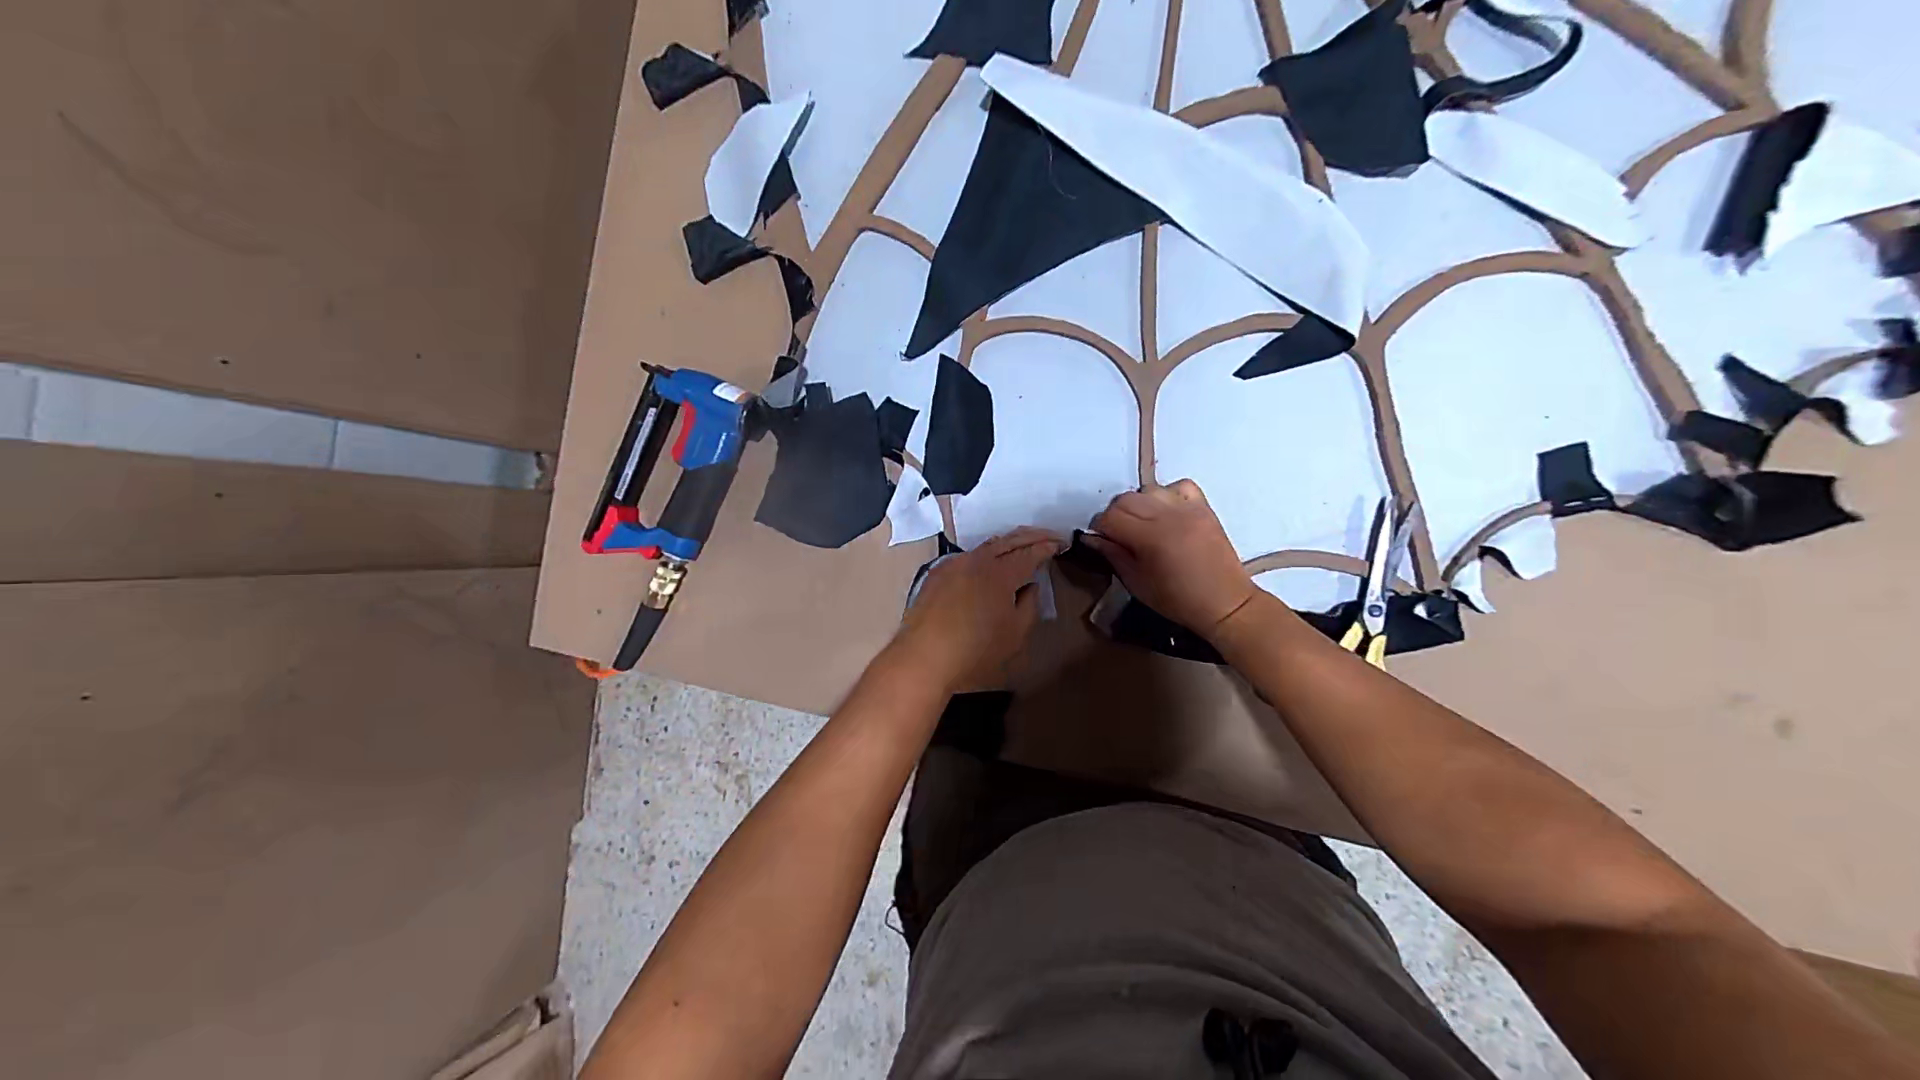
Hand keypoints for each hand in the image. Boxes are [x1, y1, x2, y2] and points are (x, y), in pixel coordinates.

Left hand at [893, 527, 1064, 692]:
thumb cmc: (975, 652)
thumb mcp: (1016, 634)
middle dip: (1032, 536)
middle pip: (1009, 540)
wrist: (923, 657)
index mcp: (1001, 572)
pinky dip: (986, 554)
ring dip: (1008, 543)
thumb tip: (1030, 586)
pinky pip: (968, 556)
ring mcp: (954, 563)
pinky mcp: (937, 573)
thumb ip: (1029, 605)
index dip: (1048, 546)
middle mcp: (977, 560)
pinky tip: (990, 563)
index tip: (1061, 544)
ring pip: (987, 546)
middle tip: (1050, 536)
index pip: (1030, 552)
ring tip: (1023, 545)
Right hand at [1085, 480, 1259, 638]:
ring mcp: (1188, 509)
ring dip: (1139, 504)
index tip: (1102, 540)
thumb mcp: (1136, 583)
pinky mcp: (1204, 507)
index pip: (1110, 517)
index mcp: (1150, 538)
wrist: (1225, 603)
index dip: (1099, 528)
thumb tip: (1092, 538)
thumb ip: (1113, 555)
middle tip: (1119, 534)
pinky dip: (1168, 494)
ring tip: (1142, 524)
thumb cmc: (1178, 600)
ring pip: (1149, 490)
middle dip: (1115, 515)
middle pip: (1125, 499)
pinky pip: (1179, 486)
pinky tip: (1166, 512)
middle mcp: (1168, 516)